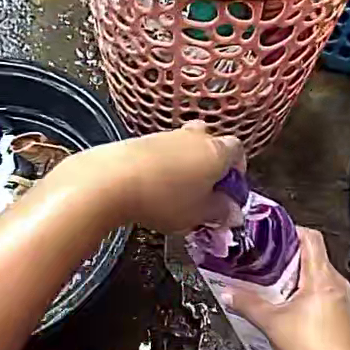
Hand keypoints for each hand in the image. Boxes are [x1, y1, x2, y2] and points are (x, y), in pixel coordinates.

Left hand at [61, 122, 243, 231]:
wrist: (111, 180)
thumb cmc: (166, 198)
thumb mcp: (199, 214)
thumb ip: (220, 212)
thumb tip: (234, 213)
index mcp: (217, 151)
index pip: (238, 151)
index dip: (237, 171)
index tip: (230, 192)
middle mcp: (194, 137)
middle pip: (210, 145)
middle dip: (211, 166)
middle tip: (204, 193)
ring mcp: (165, 136)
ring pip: (184, 148)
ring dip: (185, 167)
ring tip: (175, 196)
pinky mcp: (140, 141)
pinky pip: (160, 153)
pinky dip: (162, 167)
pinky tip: (152, 190)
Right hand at [222, 228, 349, 349]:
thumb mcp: (272, 324)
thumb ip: (247, 304)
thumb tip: (228, 293)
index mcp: (321, 277)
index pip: (310, 237)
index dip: (289, 230)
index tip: (270, 233)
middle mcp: (336, 283)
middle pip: (311, 254)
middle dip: (285, 255)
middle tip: (263, 260)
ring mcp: (341, 298)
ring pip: (316, 274)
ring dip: (294, 275)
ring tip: (270, 283)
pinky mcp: (341, 313)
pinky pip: (321, 291)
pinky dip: (303, 291)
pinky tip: (286, 305)